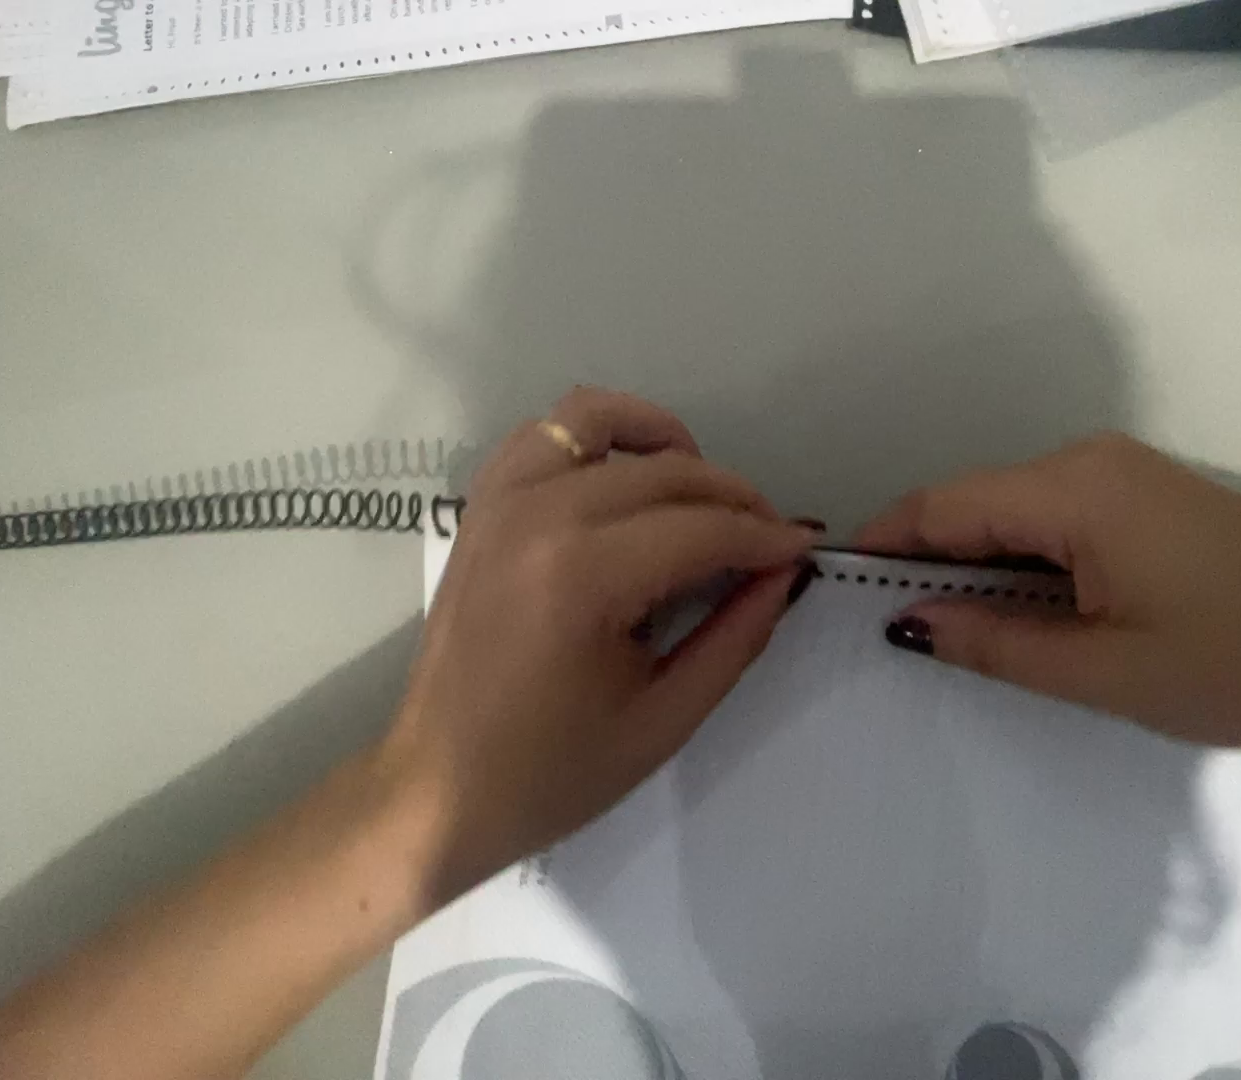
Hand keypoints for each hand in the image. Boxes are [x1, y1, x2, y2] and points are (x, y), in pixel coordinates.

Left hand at [380, 388, 818, 898]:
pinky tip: (621, 479)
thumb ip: (735, 637)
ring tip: (696, 493)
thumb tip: (783, 573)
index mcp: (581, 577)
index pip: (700, 529)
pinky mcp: (478, 507)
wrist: (438, 787)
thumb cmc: (552, 772)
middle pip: (664, 472)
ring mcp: (499, 502)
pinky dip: (592, 439)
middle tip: (766, 537)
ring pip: (596, 419)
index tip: (802, 548)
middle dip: (733, 497)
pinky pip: (541, 434)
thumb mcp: (664, 719)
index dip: (763, 536)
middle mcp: (537, 517)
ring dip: (662, 442)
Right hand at [855, 434, 1240, 746]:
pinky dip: (1010, 560)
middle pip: (967, 504)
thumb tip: (906, 620)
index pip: (941, 507)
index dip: (882, 545)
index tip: (839, 592)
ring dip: (965, 562)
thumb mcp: (1107, 673)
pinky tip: (1010, 605)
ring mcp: (1115, 474)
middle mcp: (1085, 462)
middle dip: (920, 558)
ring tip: (946, 624)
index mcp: (1074, 492)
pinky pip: (1041, 519)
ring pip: (1001, 512)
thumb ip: (994, 642)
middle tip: (891, 624)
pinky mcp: (1135, 496)